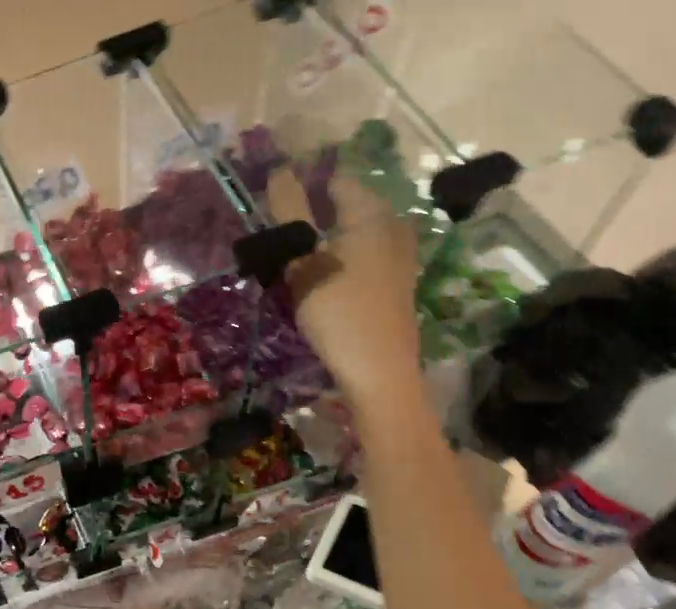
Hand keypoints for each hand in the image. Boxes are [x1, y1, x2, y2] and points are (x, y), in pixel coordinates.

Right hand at [265, 170, 423, 409]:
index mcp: (371, 212)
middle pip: (347, 208)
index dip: (304, 190)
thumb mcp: (304, 260)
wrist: (378, 369)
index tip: (276, 214)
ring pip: (355, 235)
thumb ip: (290, 213)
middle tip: (281, 244)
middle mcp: (393, 225)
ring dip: (326, 243)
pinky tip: (323, 284)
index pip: (335, 181)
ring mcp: (400, 255)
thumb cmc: (338, 310)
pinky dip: (341, 262)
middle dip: (315, 218)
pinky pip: (363, 258)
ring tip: (297, 266)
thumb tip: (279, 170)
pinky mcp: (397, 283)